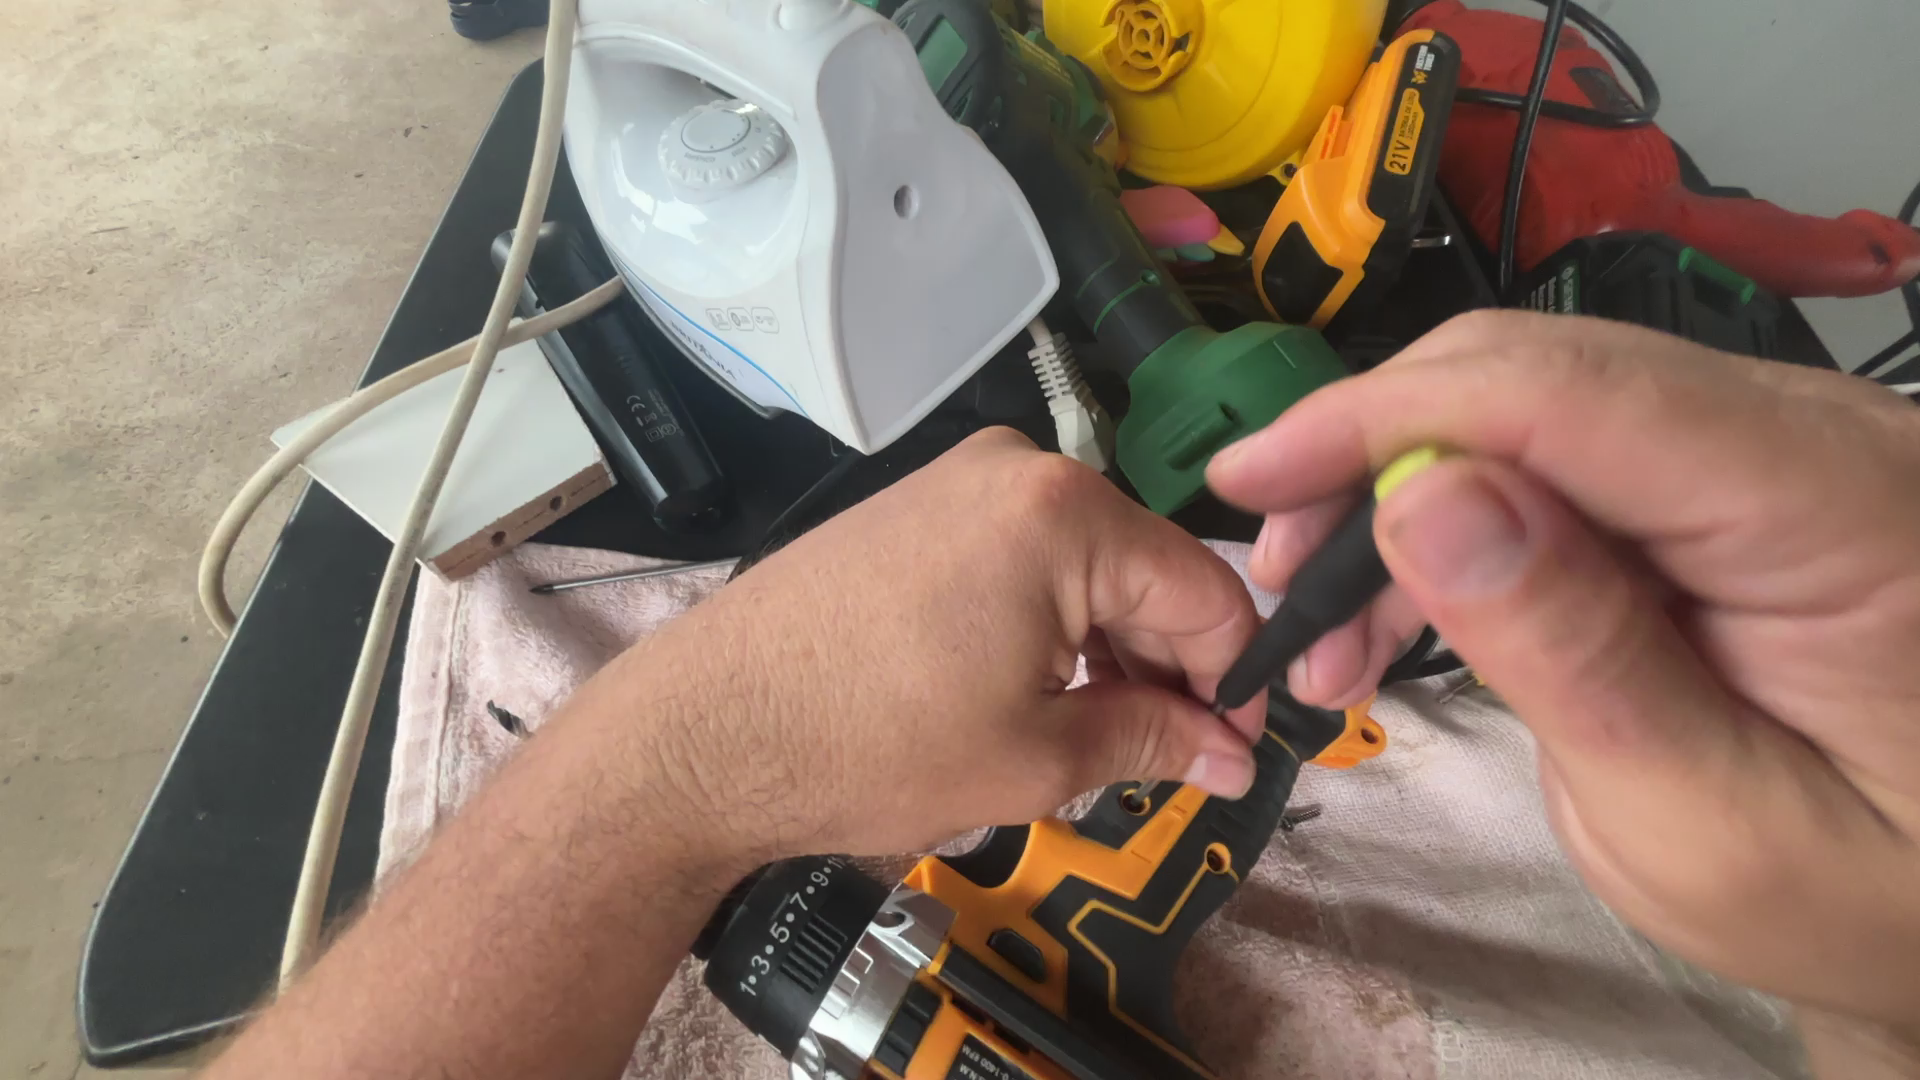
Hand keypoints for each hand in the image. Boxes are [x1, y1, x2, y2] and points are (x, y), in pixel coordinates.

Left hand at [559, 427, 1264, 863]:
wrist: (704, 728)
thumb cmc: (871, 745)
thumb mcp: (1032, 758)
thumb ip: (1151, 740)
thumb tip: (1233, 755)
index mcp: (1065, 512)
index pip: (1205, 591)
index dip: (1235, 678)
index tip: (1239, 749)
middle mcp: (1020, 468)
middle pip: (1143, 569)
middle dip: (1168, 663)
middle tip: (1173, 751)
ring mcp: (961, 477)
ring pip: (1084, 563)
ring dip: (1109, 643)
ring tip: (1099, 725)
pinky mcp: (921, 502)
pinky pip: (1024, 553)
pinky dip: (1052, 616)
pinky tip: (1038, 677)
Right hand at [1207, 312, 1919, 1066]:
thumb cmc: (1860, 893)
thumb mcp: (1703, 822)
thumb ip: (1567, 650)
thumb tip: (1418, 499)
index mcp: (1842, 510)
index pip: (1563, 395)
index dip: (1375, 418)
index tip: (1245, 479)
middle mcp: (1792, 433)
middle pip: (1510, 376)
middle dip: (1354, 464)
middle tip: (1278, 579)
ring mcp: (1731, 446)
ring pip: (1487, 412)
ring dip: (1372, 509)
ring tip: (1320, 631)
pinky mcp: (1675, 477)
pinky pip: (1505, 461)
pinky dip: (1414, 530)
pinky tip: (1377, 613)